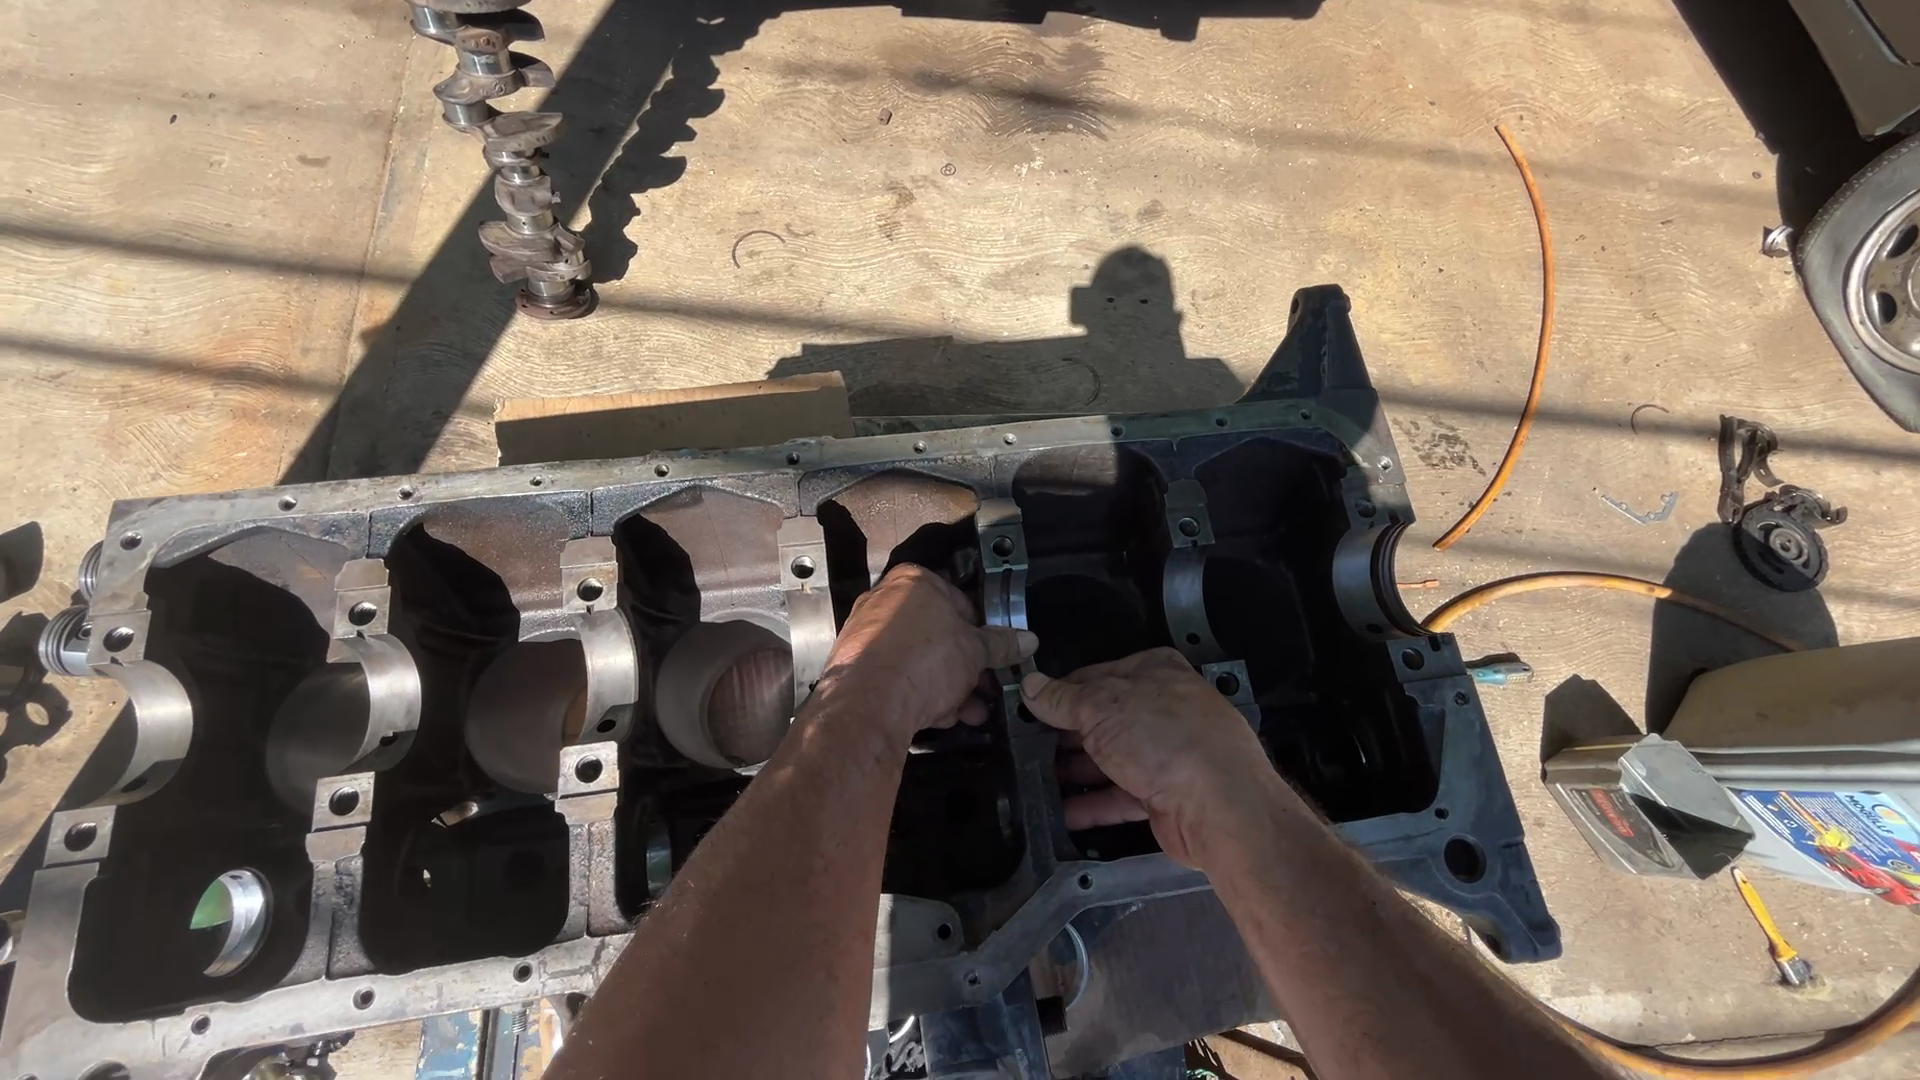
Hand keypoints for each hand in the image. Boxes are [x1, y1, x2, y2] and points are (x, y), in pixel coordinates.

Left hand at [812, 564, 1035, 746]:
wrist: (869, 704)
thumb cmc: (922, 660)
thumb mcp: (975, 650)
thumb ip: (1001, 644)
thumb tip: (1025, 640)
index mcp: (914, 581)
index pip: (958, 599)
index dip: (981, 629)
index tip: (994, 650)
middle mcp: (884, 602)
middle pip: (938, 634)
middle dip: (966, 665)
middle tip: (987, 685)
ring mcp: (868, 637)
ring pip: (919, 660)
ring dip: (950, 687)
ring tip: (972, 710)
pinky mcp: (857, 670)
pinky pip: (899, 679)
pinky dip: (922, 695)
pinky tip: (943, 717)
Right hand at [1021, 648, 1275, 866]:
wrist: (1221, 806)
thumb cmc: (1165, 738)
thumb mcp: (1100, 706)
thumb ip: (1061, 698)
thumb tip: (1031, 685)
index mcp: (1153, 671)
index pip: (1095, 676)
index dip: (1061, 693)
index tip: (1031, 708)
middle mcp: (1163, 708)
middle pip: (1103, 719)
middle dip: (1066, 735)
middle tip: (1027, 747)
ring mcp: (1167, 753)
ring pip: (1111, 759)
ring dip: (1075, 772)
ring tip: (1036, 782)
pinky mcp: (1167, 795)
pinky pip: (1121, 797)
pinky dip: (1093, 805)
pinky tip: (1062, 813)